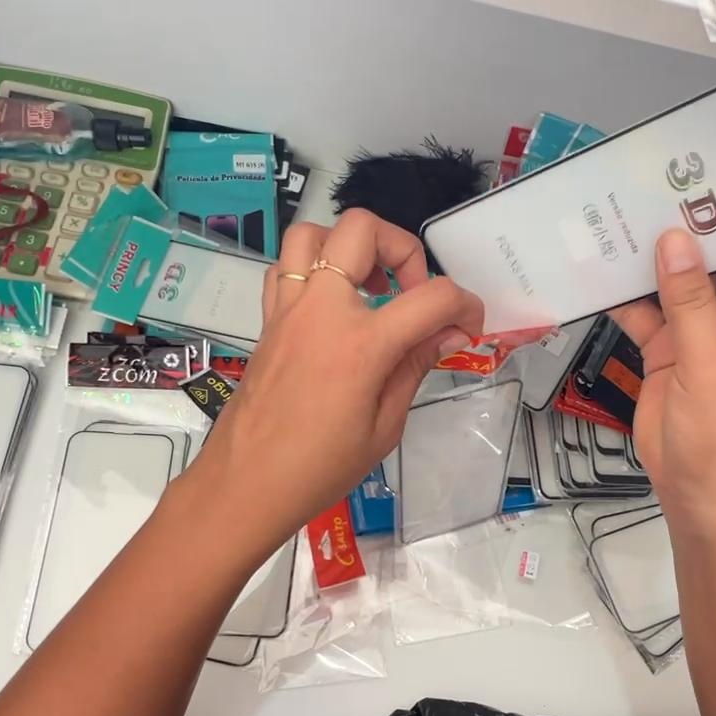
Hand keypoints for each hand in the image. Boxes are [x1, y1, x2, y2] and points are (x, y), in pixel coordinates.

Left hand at [188, 210, 484, 543]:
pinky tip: (332, 305)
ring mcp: (288, 309)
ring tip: (369, 286)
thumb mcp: (384, 427)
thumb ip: (415, 367)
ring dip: (349, 247)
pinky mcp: (268, 320)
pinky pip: (285, 267)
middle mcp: (322, 310)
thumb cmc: (320, 469)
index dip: (465, 305)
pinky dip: (313, 268)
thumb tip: (448, 333)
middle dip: (402, 248)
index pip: (432, 296)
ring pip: (313, 234)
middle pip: (363, 230)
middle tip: (412, 292)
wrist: (246, 485)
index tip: (469, 326)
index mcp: (361, 343)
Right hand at [609, 215, 715, 531]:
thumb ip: (692, 302)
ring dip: (665, 255)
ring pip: (689, 279)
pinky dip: (630, 295)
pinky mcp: (672, 349)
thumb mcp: (713, 365)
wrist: (697, 495)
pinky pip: (651, 311)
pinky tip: (603, 268)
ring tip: (632, 211)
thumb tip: (673, 241)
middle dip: (711, 222)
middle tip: (674, 181)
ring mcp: (708, 331)